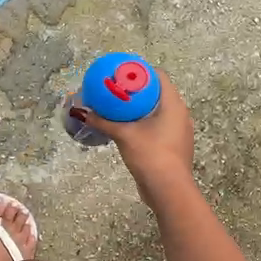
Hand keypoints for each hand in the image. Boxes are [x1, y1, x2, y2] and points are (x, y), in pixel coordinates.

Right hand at [70, 69, 195, 189]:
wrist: (168, 189)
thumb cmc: (150, 154)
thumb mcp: (123, 134)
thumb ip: (102, 121)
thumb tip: (80, 112)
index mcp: (173, 104)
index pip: (159, 76)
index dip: (141, 71)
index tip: (121, 72)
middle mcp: (180, 114)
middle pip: (158, 92)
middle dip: (137, 89)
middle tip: (115, 88)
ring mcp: (179, 130)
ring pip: (159, 109)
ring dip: (140, 106)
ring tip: (118, 106)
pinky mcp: (174, 144)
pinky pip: (159, 124)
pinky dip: (144, 120)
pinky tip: (128, 126)